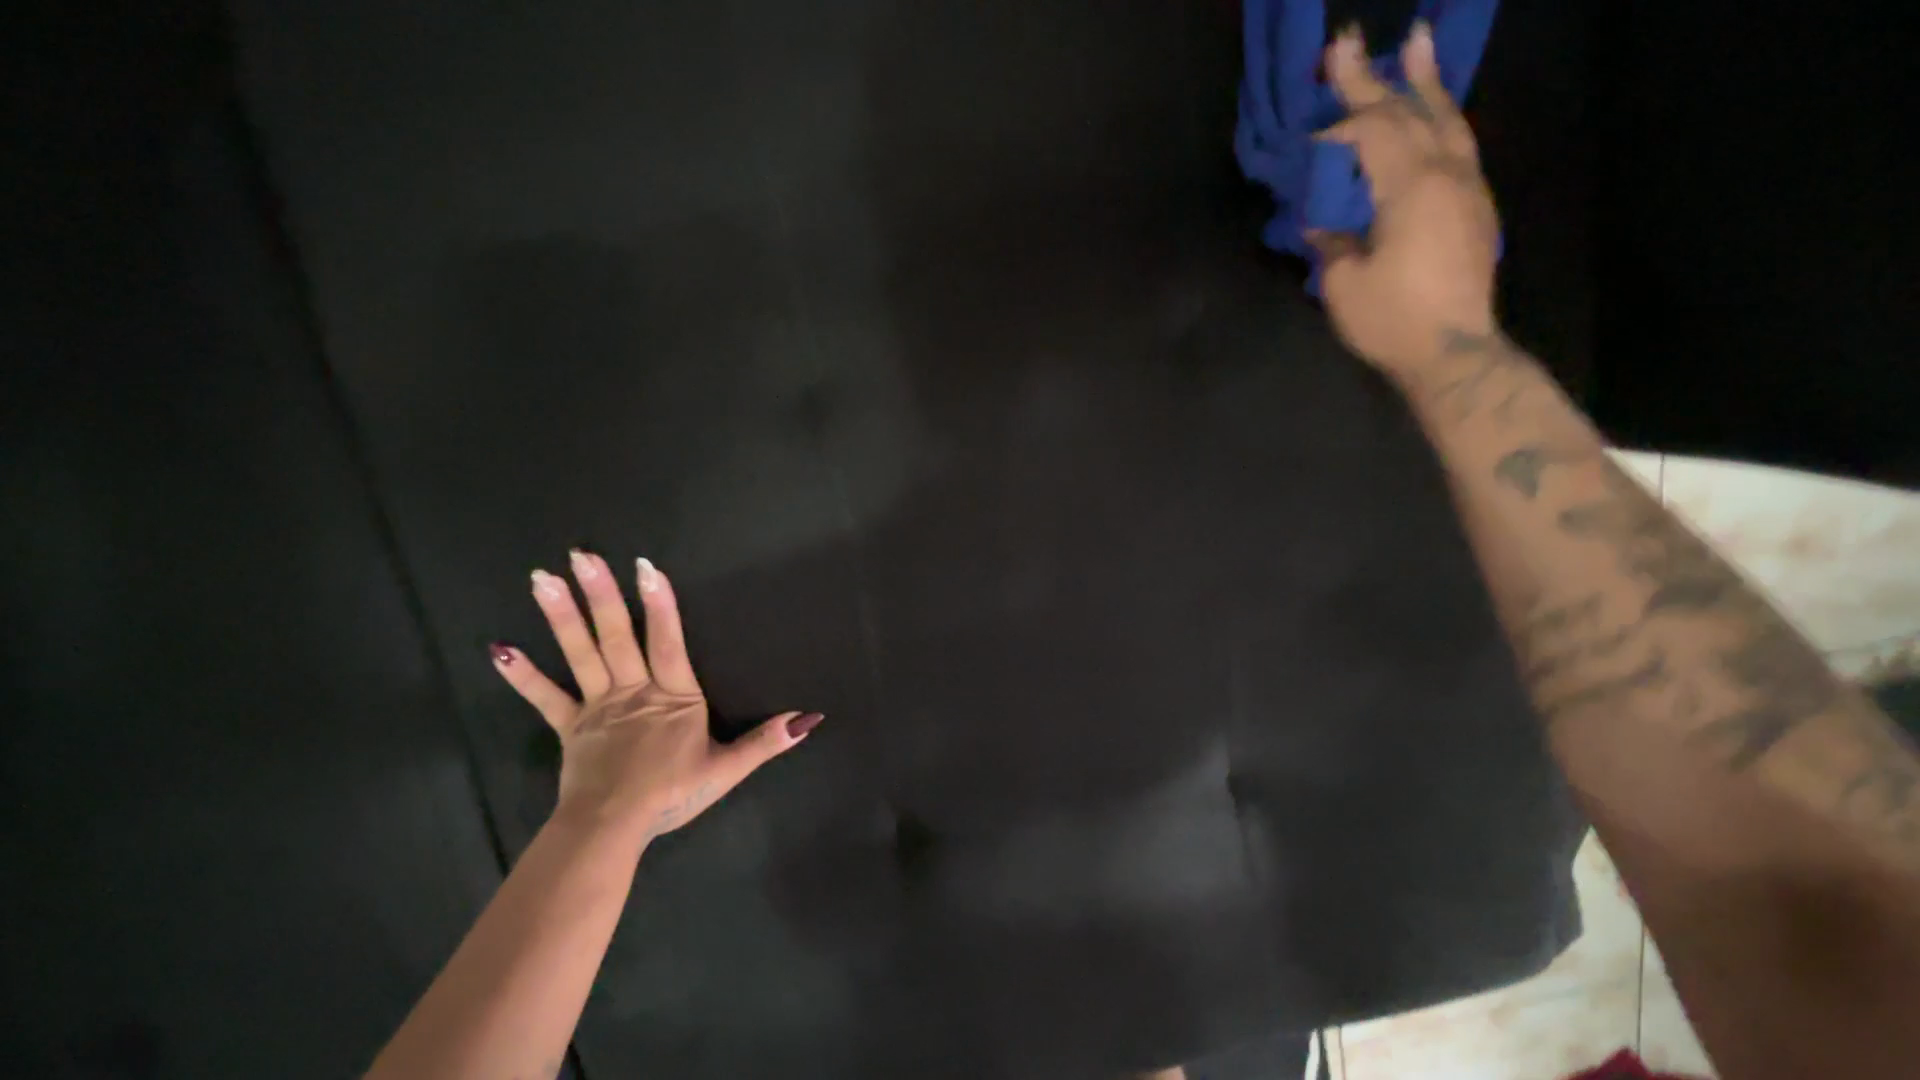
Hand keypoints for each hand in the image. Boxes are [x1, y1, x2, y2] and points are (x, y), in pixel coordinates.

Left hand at [490, 551, 821, 846]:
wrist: (612, 828)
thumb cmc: (671, 795)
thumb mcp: (727, 769)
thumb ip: (765, 741)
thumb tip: (808, 719)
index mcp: (673, 698)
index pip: (667, 643)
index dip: (660, 605)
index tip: (646, 567)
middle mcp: (634, 691)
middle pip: (617, 636)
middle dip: (601, 594)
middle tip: (582, 554)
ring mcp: (598, 706)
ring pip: (581, 654)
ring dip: (562, 615)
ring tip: (542, 577)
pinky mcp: (570, 725)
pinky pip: (545, 697)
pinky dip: (523, 674)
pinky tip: (498, 647)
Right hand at [1306, 23, 1502, 376]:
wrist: (1454, 352)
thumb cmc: (1391, 319)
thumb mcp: (1343, 281)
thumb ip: (1332, 239)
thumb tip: (1323, 218)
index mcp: (1411, 187)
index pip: (1371, 133)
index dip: (1336, 130)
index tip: (1307, 143)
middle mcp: (1447, 173)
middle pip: (1409, 113)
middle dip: (1372, 80)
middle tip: (1347, 43)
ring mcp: (1468, 188)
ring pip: (1447, 121)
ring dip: (1425, 83)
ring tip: (1417, 43)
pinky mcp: (1475, 208)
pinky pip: (1458, 145)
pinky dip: (1441, 118)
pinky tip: (1433, 112)